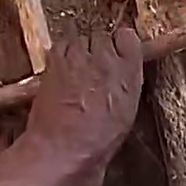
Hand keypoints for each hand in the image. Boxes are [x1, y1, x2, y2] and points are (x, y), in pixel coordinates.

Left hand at [21, 27, 143, 167]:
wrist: (62, 150)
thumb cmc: (96, 142)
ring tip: (75, 72)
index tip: (117, 54)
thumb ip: (126, 83)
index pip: (128, 37)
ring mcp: (80, 57)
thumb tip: (120, 71)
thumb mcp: (125, 113)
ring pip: (80, 38)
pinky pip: (61, 44)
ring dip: (78, 50)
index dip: (120, 45)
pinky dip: (61, 53)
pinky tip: (61, 70)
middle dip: (98, 49)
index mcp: (129, 73)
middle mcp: (106, 59)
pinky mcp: (55, 60)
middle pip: (102, 36)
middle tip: (92, 70)